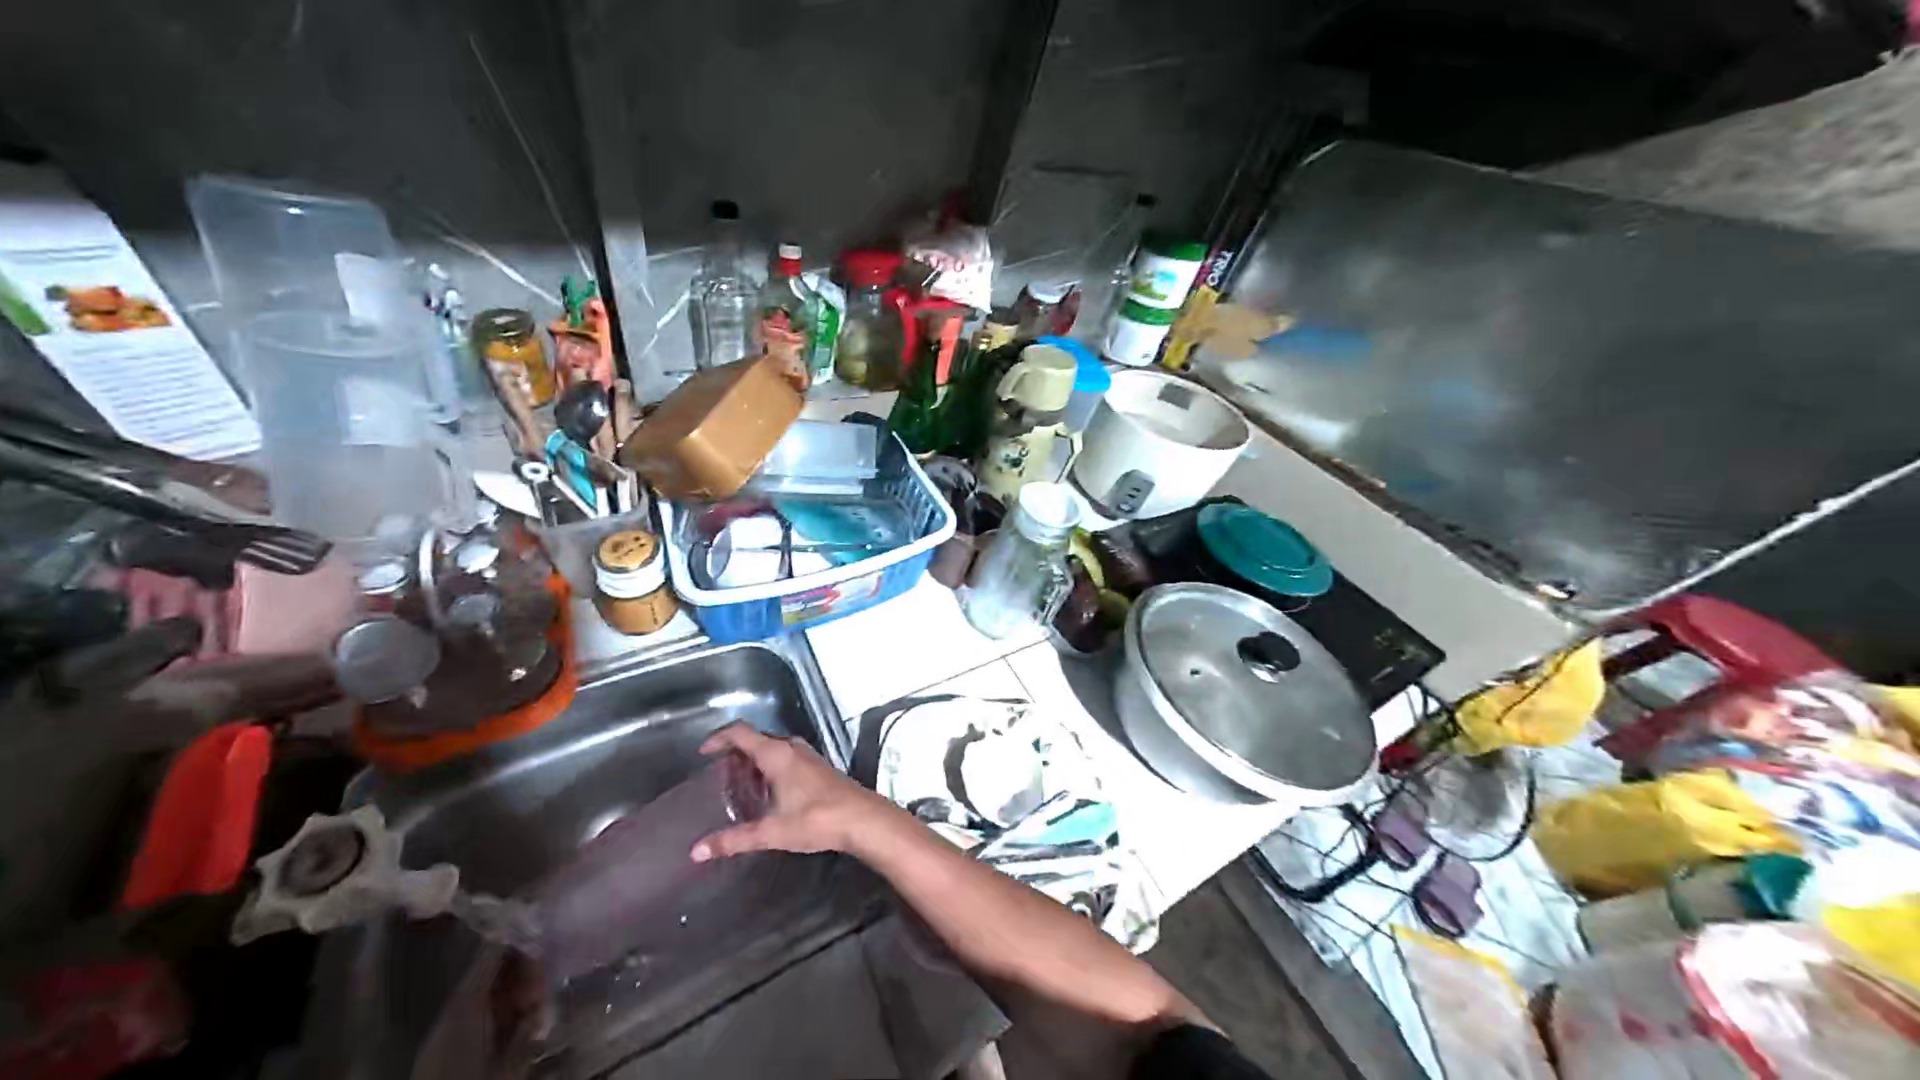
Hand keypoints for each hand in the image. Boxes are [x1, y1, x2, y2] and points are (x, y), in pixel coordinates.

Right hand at [689, 723, 894, 861]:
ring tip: (737, 787)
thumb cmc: (816, 819)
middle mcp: (790, 747)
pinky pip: (784, 758)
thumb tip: (697, 851)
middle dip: (734, 754)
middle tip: (717, 777)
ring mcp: (806, 755)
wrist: (861, 818)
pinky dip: (768, 768)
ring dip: (753, 762)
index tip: (703, 753)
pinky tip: (765, 793)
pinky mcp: (816, 766)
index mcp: (776, 753)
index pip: (740, 733)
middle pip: (755, 740)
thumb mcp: (771, 831)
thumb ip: (734, 840)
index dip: (718, 738)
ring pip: (771, 749)